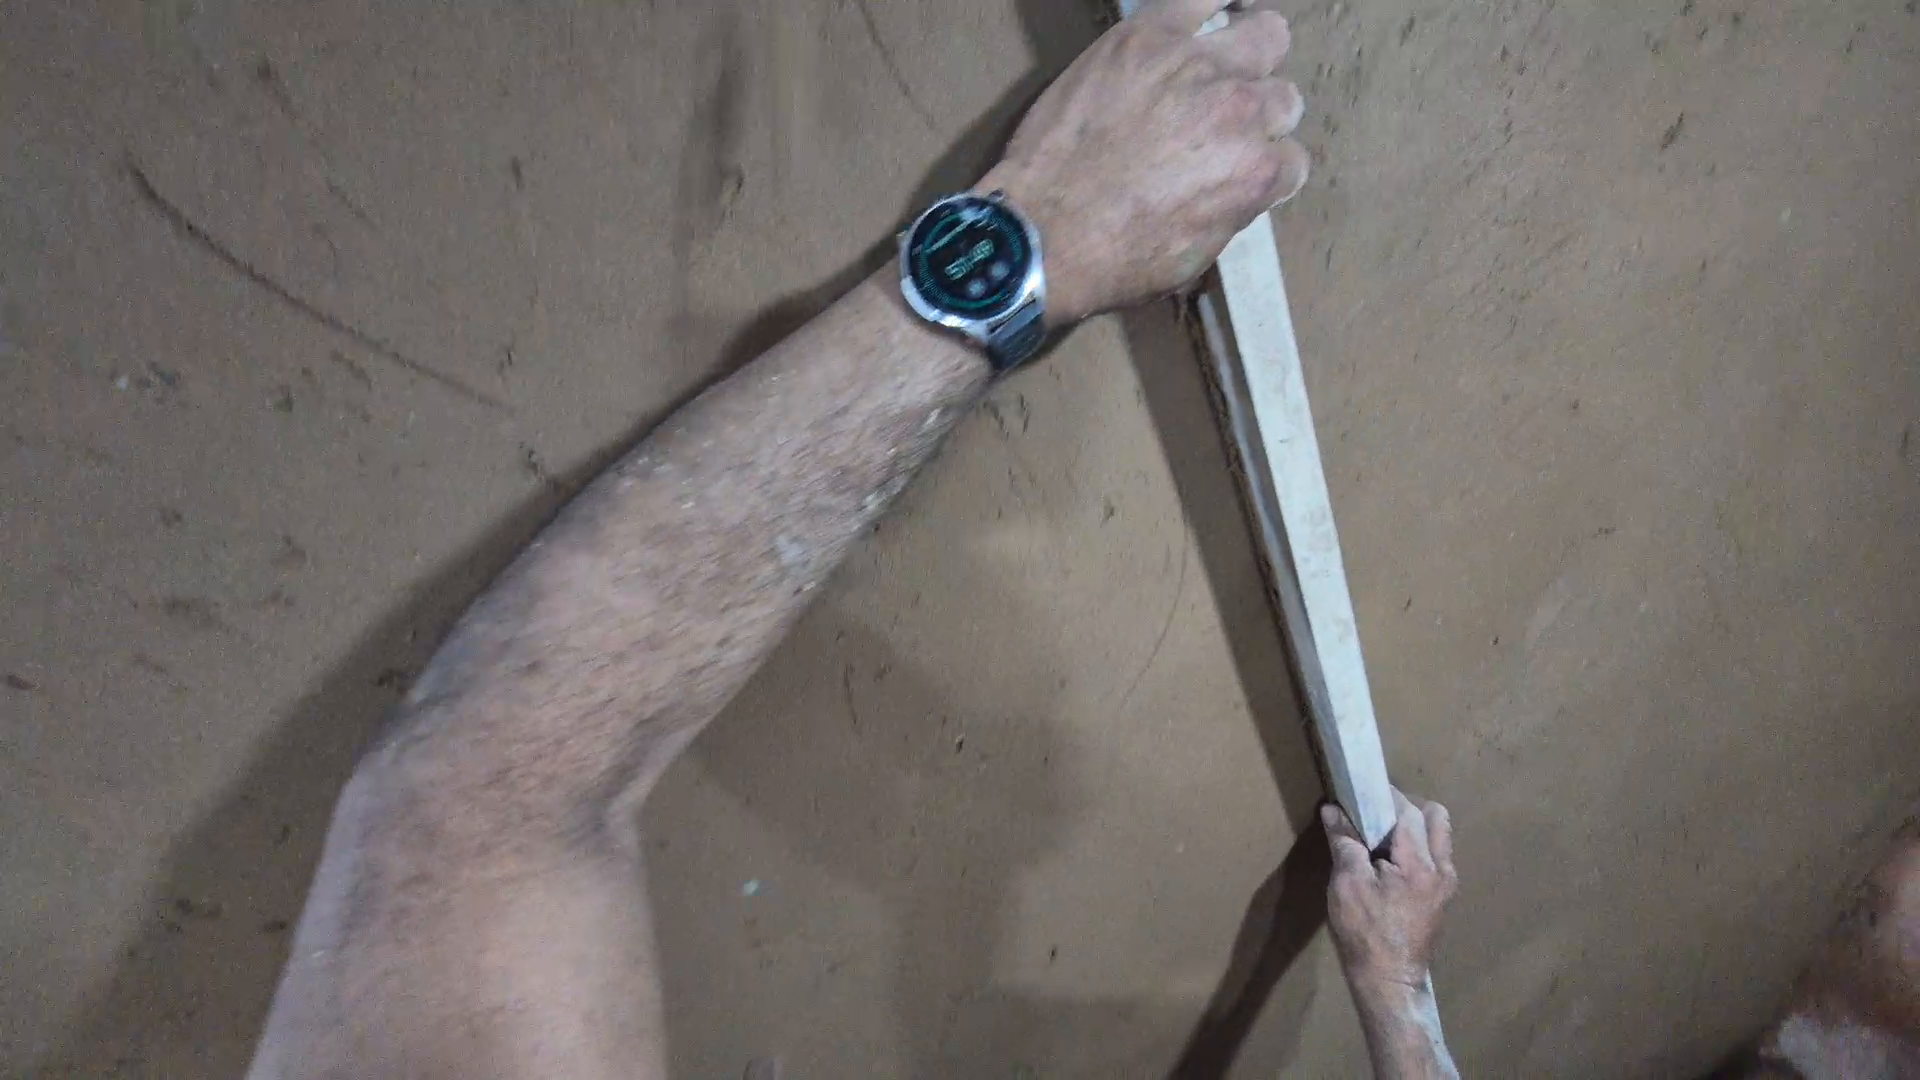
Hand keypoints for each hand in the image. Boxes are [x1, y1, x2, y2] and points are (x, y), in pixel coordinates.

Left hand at [979, 0, 1309, 322]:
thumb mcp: (1186, 262)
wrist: (1042, 236)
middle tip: (1214, 132)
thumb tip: (1234, 192)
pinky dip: (1210, 4)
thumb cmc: (1108, 263)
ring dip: (1247, 58)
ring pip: (1263, 36)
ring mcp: (1197, 66)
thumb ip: (1226, 214)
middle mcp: (1240, 113)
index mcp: (1254, 176)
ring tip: (1211, 77)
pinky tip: (1200, 21)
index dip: (1262, 171)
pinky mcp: (1149, 36)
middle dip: (1256, 119)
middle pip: (1281, 98)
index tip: (1236, 174)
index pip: (1291, 161)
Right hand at [1323, 790, 1458, 992]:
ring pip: (1438, 837)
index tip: (1360, 787)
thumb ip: (1344, 841)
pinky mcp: (1441, 897)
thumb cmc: (1366, 930)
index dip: (1384, 794)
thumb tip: (1333, 810)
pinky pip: (1435, 856)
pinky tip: (1387, 859)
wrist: (1389, 980)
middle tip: (1374, 811)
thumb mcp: (1347, 882)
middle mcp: (1442, 870)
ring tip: (1379, 835)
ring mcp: (1446, 885)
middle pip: (1436, 818)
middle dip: (1405, 806)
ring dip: (1413, 827)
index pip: (1408, 811)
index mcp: (1420, 864)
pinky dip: (1415, 846)